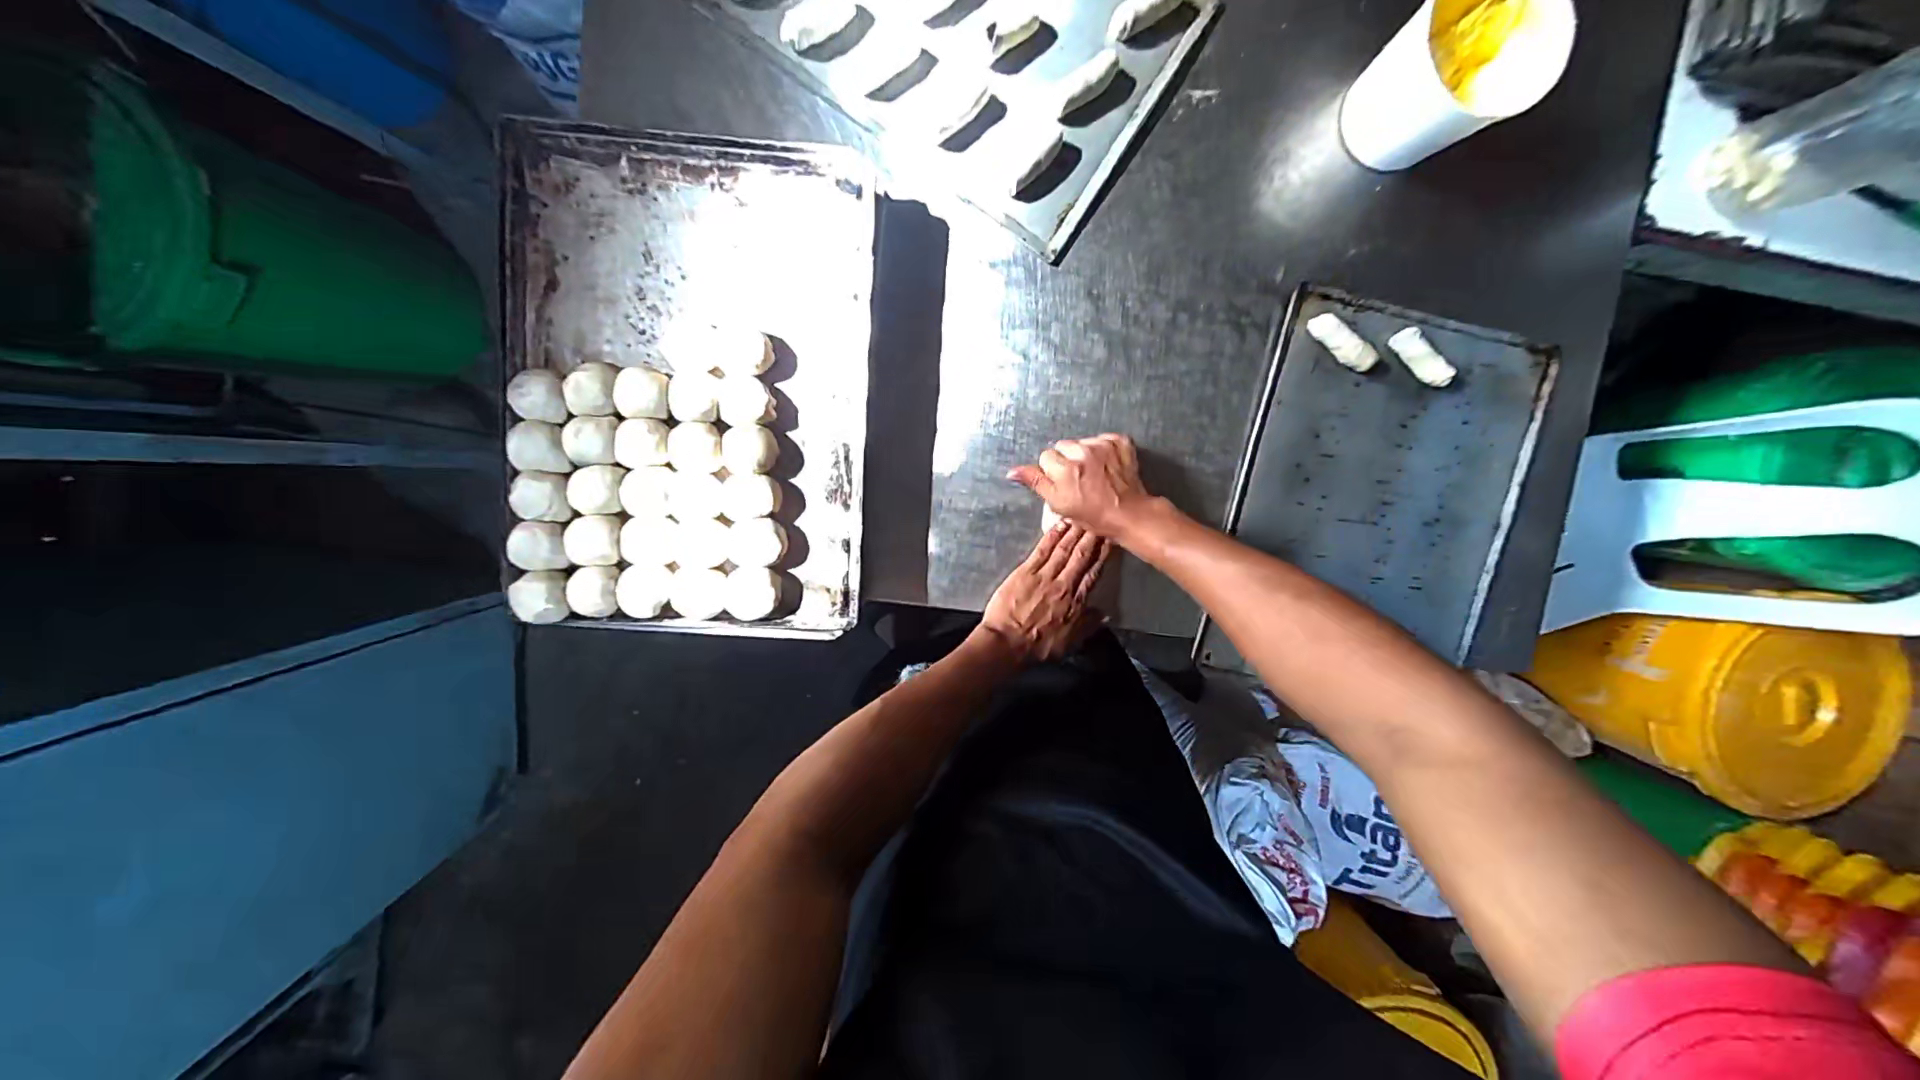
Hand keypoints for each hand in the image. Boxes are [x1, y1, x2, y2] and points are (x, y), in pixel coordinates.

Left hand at [974, 522, 1110, 664]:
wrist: (1007, 643)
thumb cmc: (1037, 646)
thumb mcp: (1069, 642)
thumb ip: (1088, 625)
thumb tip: (1105, 613)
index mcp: (1076, 601)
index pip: (1094, 572)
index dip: (1103, 554)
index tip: (1111, 539)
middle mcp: (1063, 584)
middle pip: (1081, 555)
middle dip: (1092, 536)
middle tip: (1100, 518)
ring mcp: (1043, 576)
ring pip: (1064, 549)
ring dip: (1075, 531)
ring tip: (1084, 516)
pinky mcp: (1025, 571)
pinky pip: (1042, 550)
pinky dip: (1052, 536)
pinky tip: (1060, 524)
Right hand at [1007, 434, 1154, 539]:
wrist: (1129, 513)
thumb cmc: (1093, 514)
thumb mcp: (1058, 503)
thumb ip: (1035, 482)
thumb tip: (1013, 471)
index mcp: (1064, 468)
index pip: (1045, 457)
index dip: (1052, 472)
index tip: (1063, 484)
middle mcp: (1082, 452)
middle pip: (1062, 446)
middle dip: (1067, 460)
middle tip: (1078, 479)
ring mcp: (1103, 445)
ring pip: (1081, 442)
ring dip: (1085, 454)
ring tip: (1094, 474)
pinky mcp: (1120, 443)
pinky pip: (1103, 439)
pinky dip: (1104, 449)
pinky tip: (1107, 466)